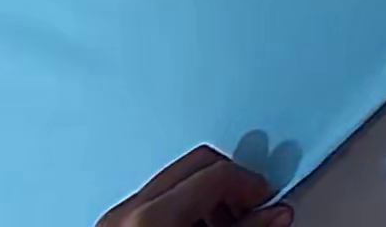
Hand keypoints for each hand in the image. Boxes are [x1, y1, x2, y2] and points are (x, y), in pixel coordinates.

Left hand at [97, 146, 292, 226]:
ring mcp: (108, 224)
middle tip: (249, 215)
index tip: (267, 205)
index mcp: (151, 218)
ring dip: (205, 201)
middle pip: (196, 165)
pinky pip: (150, 206)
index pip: (218, 173)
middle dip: (229, 185)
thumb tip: (277, 216)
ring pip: (173, 184)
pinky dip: (179, 216)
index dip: (251, 185)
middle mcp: (127, 212)